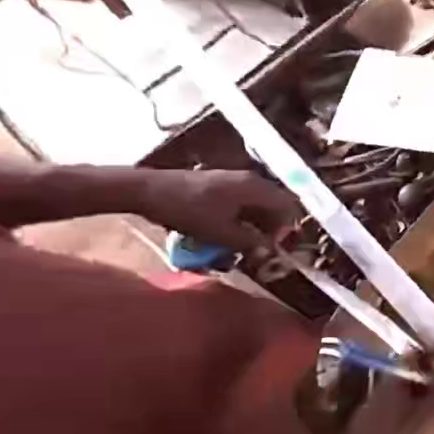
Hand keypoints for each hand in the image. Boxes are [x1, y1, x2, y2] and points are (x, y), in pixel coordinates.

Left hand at [130, 169, 299, 249]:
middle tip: (255, 247)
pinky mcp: (219, 184)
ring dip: (252, 225)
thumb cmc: (188, 210)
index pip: (287, 207)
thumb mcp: (220, 232)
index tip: (270, 246)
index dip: (284, 229)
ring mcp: (233, 180)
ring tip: (237, 243)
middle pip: (273, 206)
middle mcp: (250, 181)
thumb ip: (249, 242)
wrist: (147, 190)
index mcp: (256, 189)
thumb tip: (270, 253)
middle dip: (268, 229)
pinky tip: (223, 231)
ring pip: (255, 206)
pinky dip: (238, 218)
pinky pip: (240, 202)